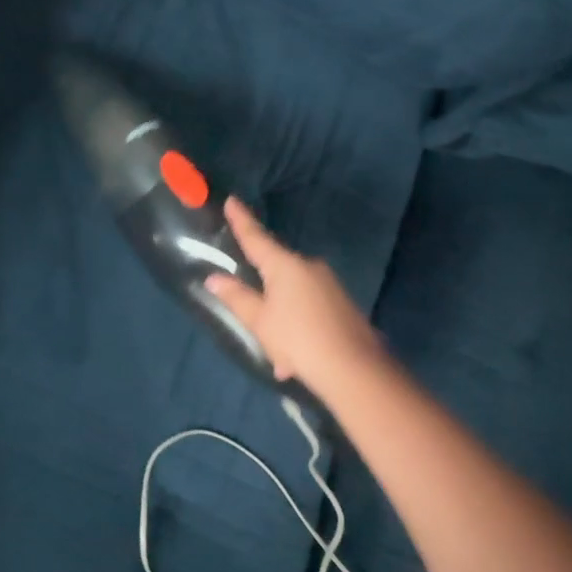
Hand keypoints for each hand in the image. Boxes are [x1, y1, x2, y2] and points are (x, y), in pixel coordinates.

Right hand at [205, 197, 383, 394]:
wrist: (357, 372)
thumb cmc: (299, 340)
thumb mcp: (259, 321)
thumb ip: (236, 297)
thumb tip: (214, 278)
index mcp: (284, 265)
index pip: (255, 236)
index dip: (241, 219)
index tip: (231, 200)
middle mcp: (308, 266)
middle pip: (276, 268)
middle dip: (263, 290)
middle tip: (253, 316)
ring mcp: (330, 285)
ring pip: (294, 293)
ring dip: (282, 315)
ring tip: (278, 351)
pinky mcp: (343, 304)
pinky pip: (311, 307)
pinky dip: (299, 325)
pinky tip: (296, 357)